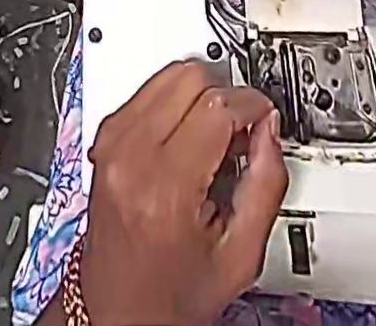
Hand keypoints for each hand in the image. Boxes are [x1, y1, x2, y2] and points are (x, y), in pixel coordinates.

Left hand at [80, 61, 287, 324]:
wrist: (118, 310)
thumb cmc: (170, 292)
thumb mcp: (240, 255)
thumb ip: (266, 185)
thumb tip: (269, 129)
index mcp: (163, 188)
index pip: (217, 106)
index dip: (251, 105)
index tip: (263, 118)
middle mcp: (130, 156)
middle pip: (193, 78)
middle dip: (228, 97)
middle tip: (240, 132)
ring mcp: (113, 142)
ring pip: (173, 73)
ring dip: (202, 94)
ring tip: (214, 135)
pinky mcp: (106, 136)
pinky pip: (152, 87)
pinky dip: (178, 99)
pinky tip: (188, 133)